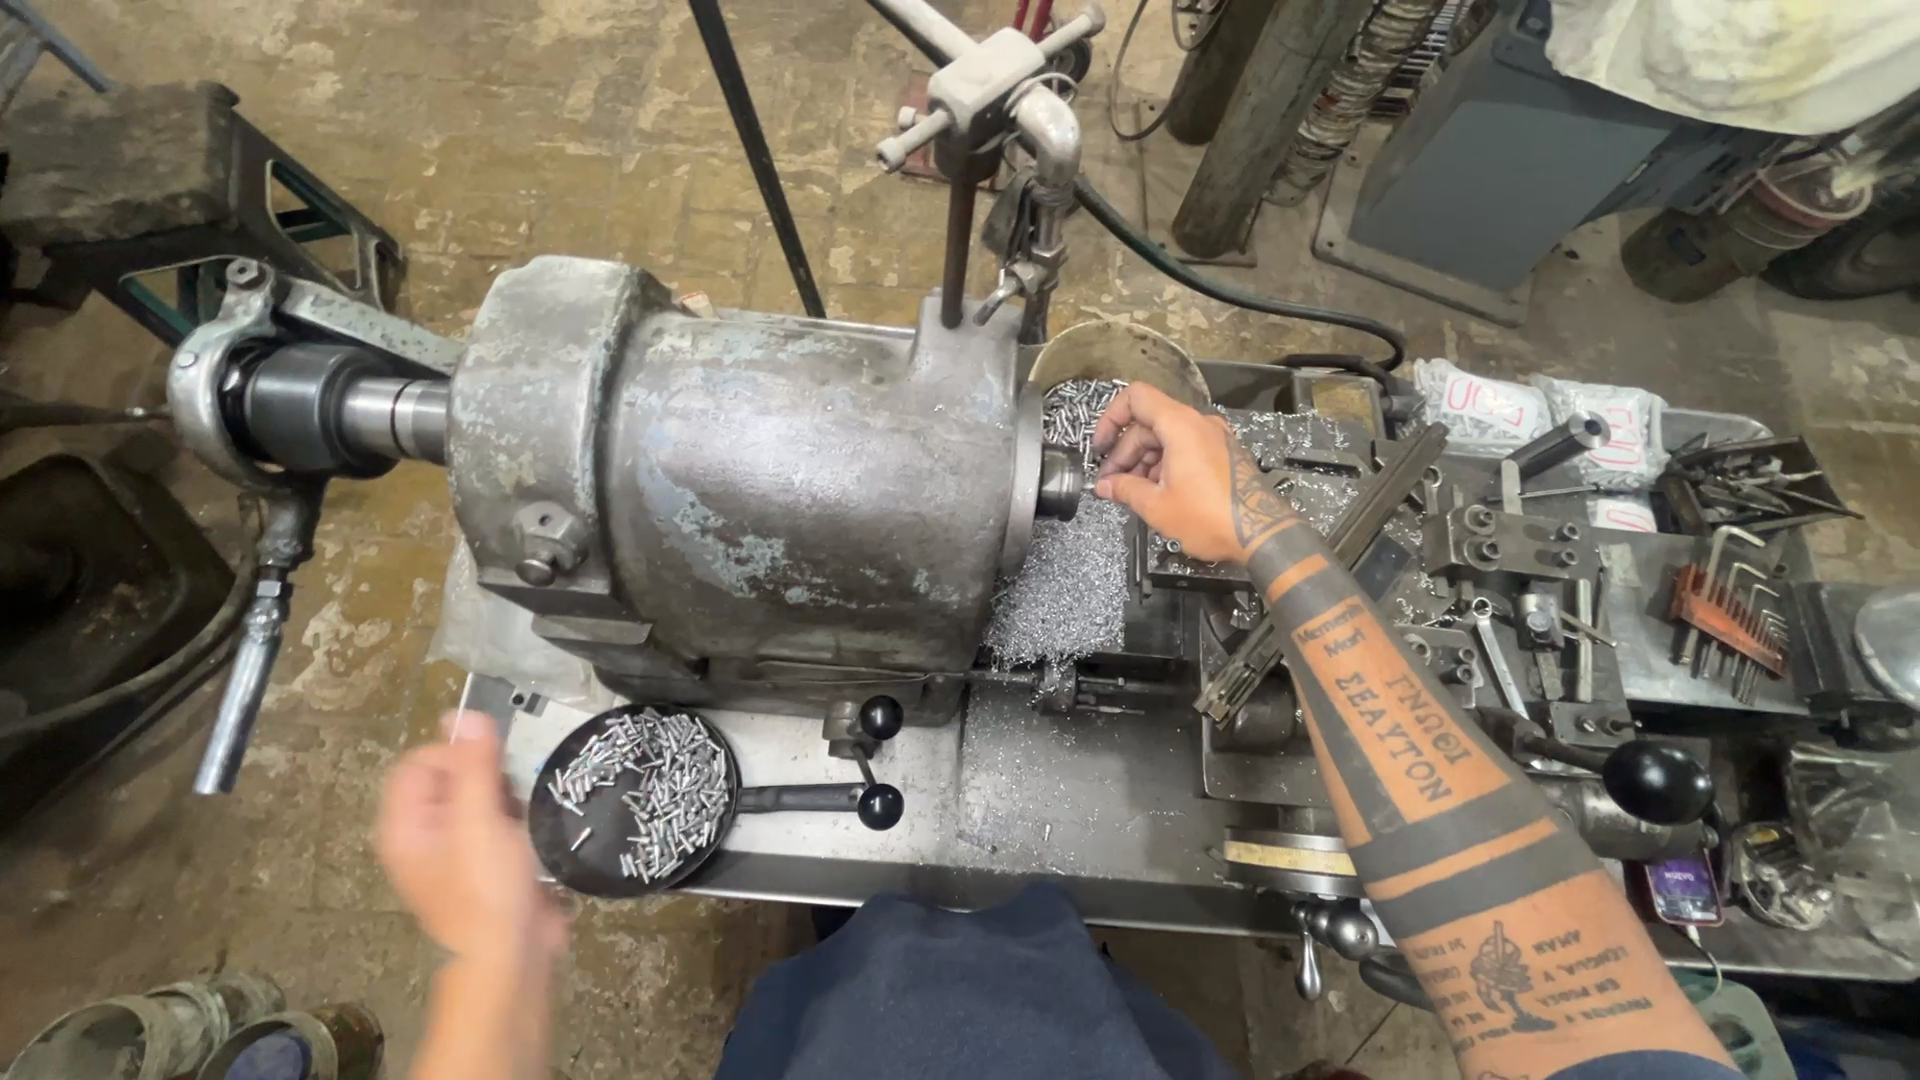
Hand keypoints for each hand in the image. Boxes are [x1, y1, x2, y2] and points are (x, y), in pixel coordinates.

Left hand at [377, 713, 567, 972]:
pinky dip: (517, 812)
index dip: (456, 753)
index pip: (420, 761)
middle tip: (510, 793)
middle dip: (488, 774)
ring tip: (523, 812)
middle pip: (452, 775)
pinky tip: (532, 826)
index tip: (493, 768)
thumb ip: (474, 766)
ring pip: (480, 793)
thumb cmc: (486, 889)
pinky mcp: (486, 857)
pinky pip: (498, 815)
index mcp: (406, 825)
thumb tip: (464, 713)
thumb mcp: (479, 822)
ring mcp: (456, 846)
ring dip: (507, 792)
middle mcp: (425, 832)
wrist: (511, 953)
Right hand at [1092, 383, 1272, 562]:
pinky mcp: (1222, 455)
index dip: (1111, 418)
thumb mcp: (1157, 505)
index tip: (1100, 446)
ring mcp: (1213, 439)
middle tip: (1111, 483)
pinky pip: (1184, 450)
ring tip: (1131, 493)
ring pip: (1166, 439)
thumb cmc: (1211, 517)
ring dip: (1143, 462)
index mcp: (1181, 426)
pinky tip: (1155, 493)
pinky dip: (1164, 465)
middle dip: (1124, 452)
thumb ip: (1125, 489)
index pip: (1137, 398)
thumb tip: (1106, 486)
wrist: (1262, 535)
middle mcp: (1199, 425)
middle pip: (1148, 424)